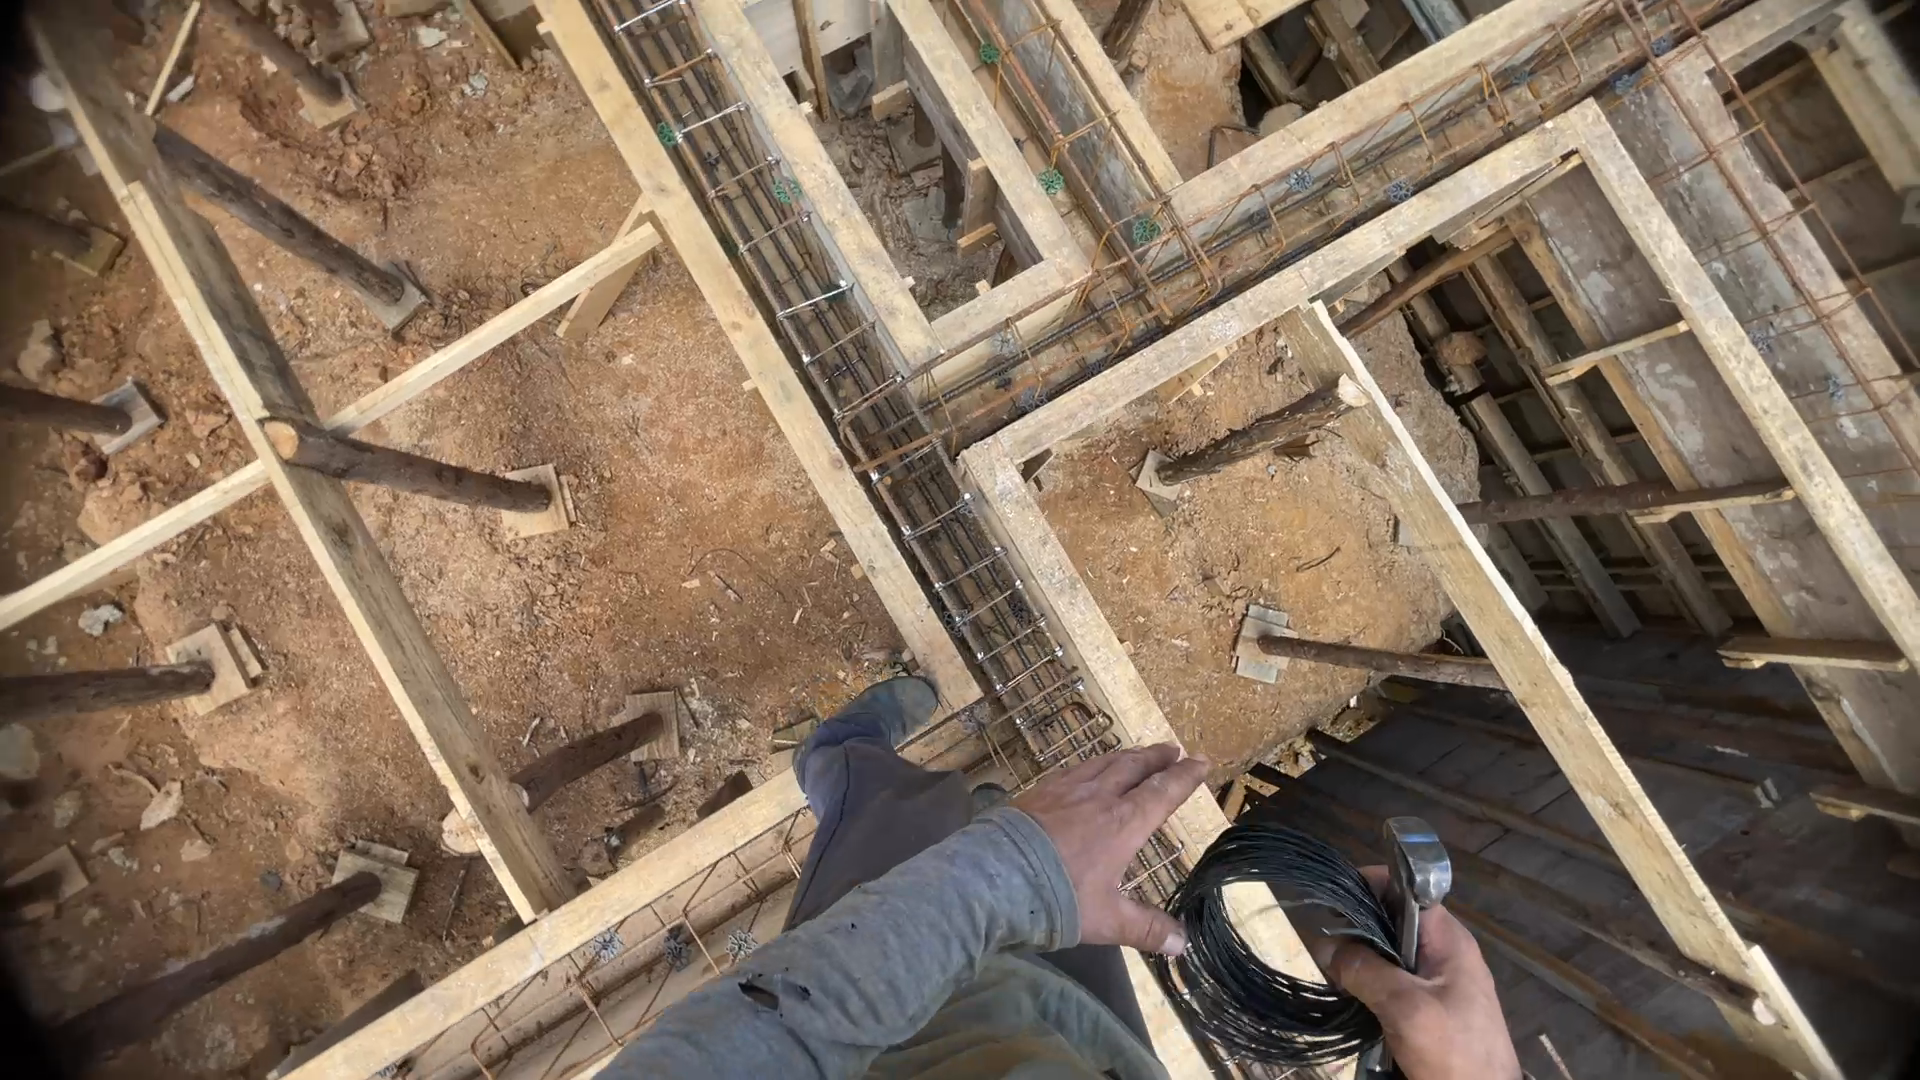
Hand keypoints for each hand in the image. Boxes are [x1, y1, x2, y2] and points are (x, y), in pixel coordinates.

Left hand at [1012, 743, 1206, 956]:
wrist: (998, 875)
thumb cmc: (1058, 897)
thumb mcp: (1107, 921)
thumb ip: (1146, 928)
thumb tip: (1182, 942)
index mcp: (1122, 823)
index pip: (1162, 793)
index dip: (1185, 777)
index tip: (1202, 761)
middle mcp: (1098, 796)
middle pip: (1134, 768)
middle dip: (1157, 757)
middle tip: (1173, 749)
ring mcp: (1067, 788)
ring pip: (1104, 762)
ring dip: (1127, 755)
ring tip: (1138, 753)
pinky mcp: (1041, 789)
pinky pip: (1076, 768)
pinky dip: (1094, 763)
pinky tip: (1090, 768)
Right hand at [1318, 867, 1519, 1079]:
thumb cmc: (1457, 1058)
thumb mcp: (1405, 1007)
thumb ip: (1362, 968)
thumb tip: (1323, 946)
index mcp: (1448, 939)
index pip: (1401, 887)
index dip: (1366, 886)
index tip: (1333, 905)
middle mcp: (1442, 951)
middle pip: (1387, 919)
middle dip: (1355, 931)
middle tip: (1331, 953)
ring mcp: (1436, 982)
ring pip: (1383, 951)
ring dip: (1357, 963)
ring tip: (1339, 981)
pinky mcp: (1428, 1008)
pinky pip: (1387, 980)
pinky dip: (1366, 985)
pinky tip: (1354, 1001)